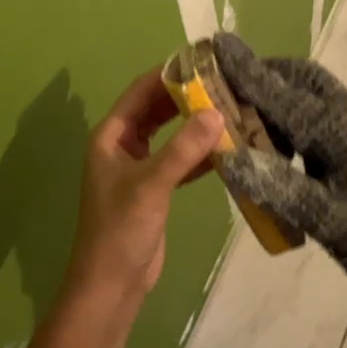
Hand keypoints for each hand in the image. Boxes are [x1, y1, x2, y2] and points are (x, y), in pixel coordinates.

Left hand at [66, 70, 225, 302]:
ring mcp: (139, 167)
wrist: (112, 285)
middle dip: (188, 98)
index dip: (170, 74)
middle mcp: (123, 145)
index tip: (205, 62)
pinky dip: (200, 155)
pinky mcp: (155, 189)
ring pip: (171, 135)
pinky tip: (228, 150)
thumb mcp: (151, 185)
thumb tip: (216, 113)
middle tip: (227, 85)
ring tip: (234, 111)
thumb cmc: (121, 229)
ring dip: (197, 126)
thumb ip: (182, 150)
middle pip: (157, 110)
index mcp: (111, 135)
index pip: (141, 91)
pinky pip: (180, 161)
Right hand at [211, 34, 346, 341]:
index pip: (282, 93)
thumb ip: (277, 186)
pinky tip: (275, 139)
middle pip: (300, 76)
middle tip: (228, 85)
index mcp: (337, 131)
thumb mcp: (322, 218)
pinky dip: (288, 109)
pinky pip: (315, 104)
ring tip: (247, 117)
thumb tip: (230, 157)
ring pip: (309, 88)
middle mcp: (346, 114)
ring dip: (276, 91)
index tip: (217, 43)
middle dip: (262, 73)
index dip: (246, 70)